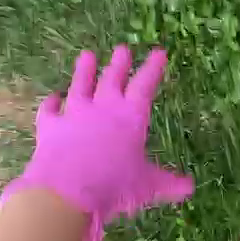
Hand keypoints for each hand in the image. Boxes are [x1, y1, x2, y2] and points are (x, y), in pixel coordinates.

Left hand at [3, 46, 192, 240]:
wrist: (67, 192)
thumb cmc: (115, 185)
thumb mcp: (147, 186)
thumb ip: (167, 182)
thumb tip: (189, 187)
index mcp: (131, 116)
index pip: (145, 85)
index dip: (153, 68)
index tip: (159, 52)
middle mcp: (103, 108)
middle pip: (112, 79)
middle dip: (119, 63)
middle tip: (122, 48)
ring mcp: (74, 114)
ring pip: (80, 85)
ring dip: (83, 71)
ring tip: (86, 55)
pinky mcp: (50, 126)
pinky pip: (50, 110)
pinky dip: (51, 103)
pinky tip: (52, 98)